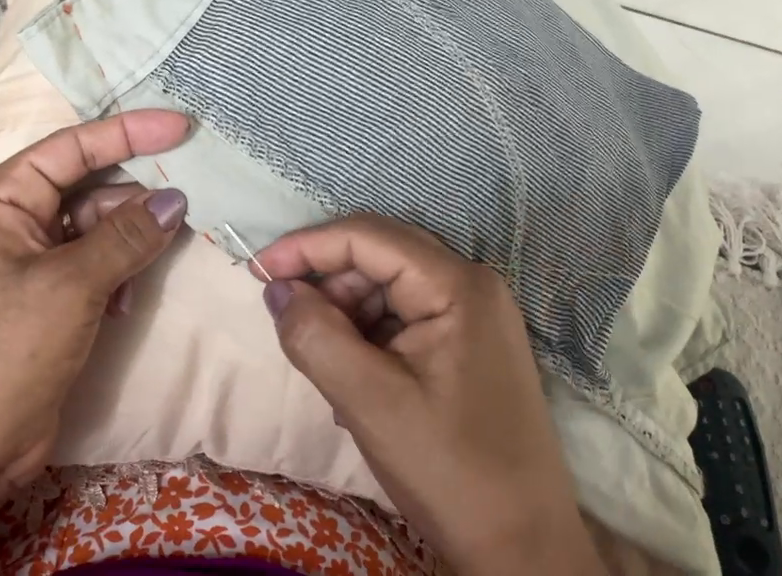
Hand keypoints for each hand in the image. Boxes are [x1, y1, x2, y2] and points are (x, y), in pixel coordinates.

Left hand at [0, 112, 189, 492]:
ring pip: (98, 226)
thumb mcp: (71, 286)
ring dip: (130, 241)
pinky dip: (119, 274)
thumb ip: (126, 236)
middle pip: (88, 185)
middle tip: (190, 197)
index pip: (71, 147)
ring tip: (161, 256)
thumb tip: (175, 199)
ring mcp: (32, 259)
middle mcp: (14, 219)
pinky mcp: (50, 296)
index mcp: (1, 198)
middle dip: (135, 195)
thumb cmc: (5, 351)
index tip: (182, 127)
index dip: (127, 133)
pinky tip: (126, 302)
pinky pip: (97, 263)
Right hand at [256, 214, 602, 575]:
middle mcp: (471, 285)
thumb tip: (277, 289)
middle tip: (286, 318)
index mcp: (457, 286)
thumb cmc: (450, 471)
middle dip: (325, 280)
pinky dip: (368, 334)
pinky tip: (354, 378)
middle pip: (378, 254)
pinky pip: (404, 315)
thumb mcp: (368, 402)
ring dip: (345, 312)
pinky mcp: (470, 343)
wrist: (524, 551)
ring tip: (324, 363)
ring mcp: (475, 314)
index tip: (257, 273)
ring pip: (387, 285)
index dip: (305, 247)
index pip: (366, 237)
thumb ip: (314, 335)